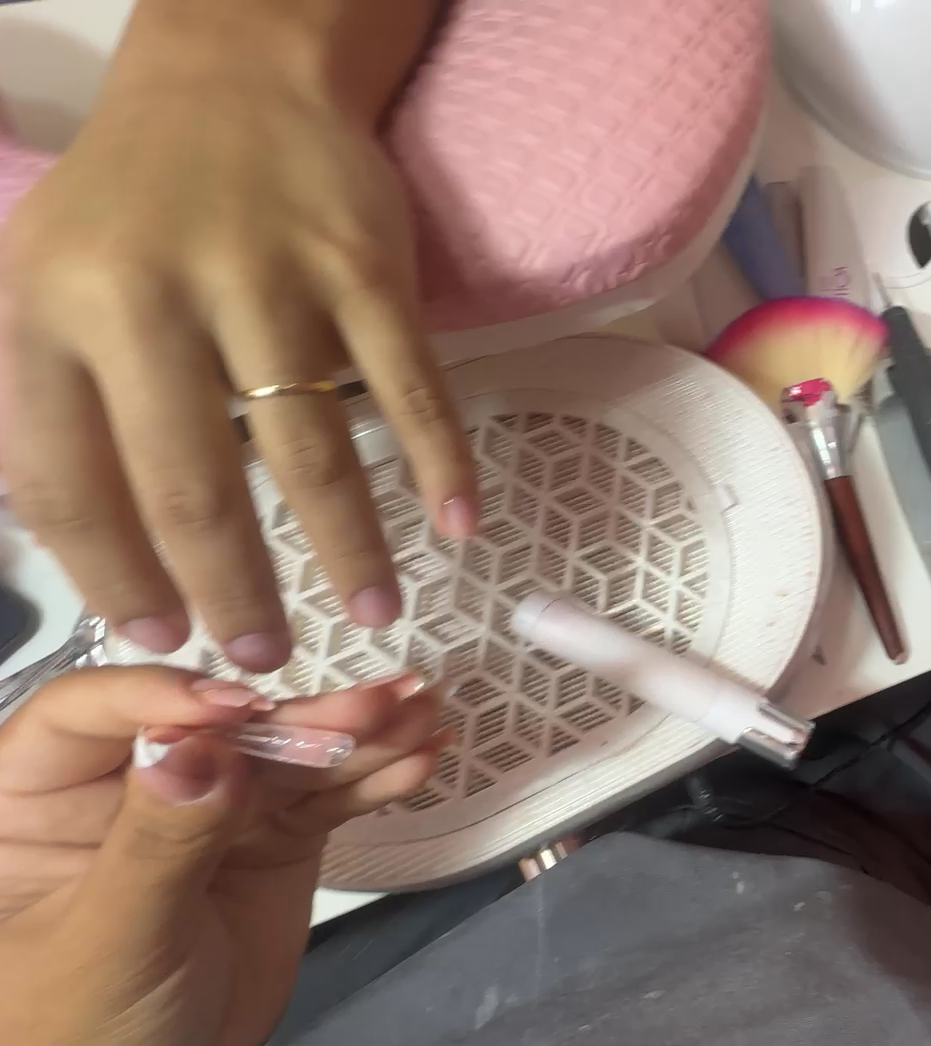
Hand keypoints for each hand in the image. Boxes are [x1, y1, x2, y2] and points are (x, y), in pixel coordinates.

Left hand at [0, 61, 475, 671]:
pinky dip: (442, 464)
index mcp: (43, 309)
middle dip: (236, 586)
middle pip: (193, 481)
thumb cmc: (152, 197)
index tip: (164, 636)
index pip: (60, 477)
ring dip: (351, 546)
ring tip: (378, 611)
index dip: (112, 571)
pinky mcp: (371, 277)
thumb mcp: (54, 276)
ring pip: (312, 449)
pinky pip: (410, 392)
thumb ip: (74, 393)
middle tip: (271, 655)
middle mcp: (148, 301)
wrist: (241, 80)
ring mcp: (273, 287)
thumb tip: (122, 531)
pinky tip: (462, 523)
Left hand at [0, 667, 444, 1045]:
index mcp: (45, 808)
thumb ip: (157, 845)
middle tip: (381, 707)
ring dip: (367, 736)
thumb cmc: (75, 1035)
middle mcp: (141, 792)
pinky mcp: (285, 834)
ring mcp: (226, 811)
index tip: (245, 709)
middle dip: (310, 717)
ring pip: (298, 755)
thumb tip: (196, 747)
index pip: (93, 718)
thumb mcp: (111, 943)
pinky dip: (382, 778)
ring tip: (424, 716)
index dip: (165, 696)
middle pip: (231, 730)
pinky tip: (422, 761)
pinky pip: (336, 796)